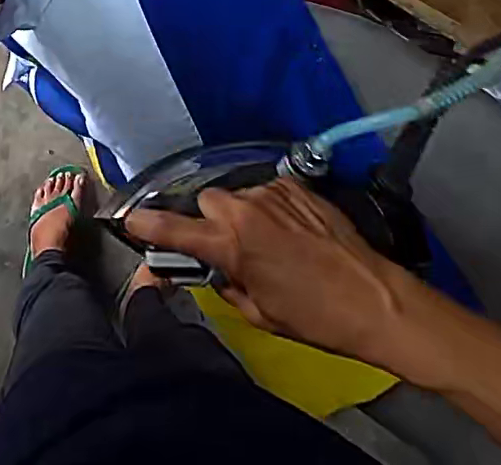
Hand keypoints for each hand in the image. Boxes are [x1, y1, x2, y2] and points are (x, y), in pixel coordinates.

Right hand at [125, 178, 419, 367]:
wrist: (368, 293)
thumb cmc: (311, 314)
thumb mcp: (258, 311)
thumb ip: (227, 283)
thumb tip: (218, 269)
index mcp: (234, 244)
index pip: (179, 232)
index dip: (152, 226)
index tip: (132, 219)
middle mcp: (250, 209)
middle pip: (209, 201)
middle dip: (211, 221)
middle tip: (226, 246)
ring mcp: (276, 192)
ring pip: (240, 195)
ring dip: (242, 214)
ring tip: (267, 241)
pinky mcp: (299, 186)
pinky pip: (269, 191)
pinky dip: (269, 207)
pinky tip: (288, 229)